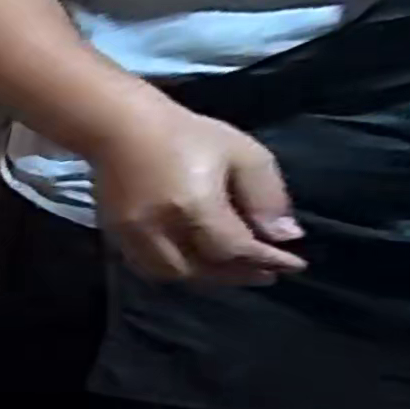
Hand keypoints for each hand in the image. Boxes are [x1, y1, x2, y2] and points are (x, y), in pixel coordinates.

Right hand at [91, 103, 305, 283]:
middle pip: (197, 269)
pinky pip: (144, 264)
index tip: (294, 265)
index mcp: (194, 206)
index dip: (266, 261)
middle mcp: (157, 228)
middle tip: (264, 272)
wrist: (121, 132)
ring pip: (167, 273)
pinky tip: (192, 259)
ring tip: (227, 269)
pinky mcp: (114, 234)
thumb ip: (266, 197)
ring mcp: (130, 234)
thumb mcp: (244, 155)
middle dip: (234, 274)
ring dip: (200, 276)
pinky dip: (172, 268)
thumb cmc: (188, 136)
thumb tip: (283, 236)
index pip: (233, 249)